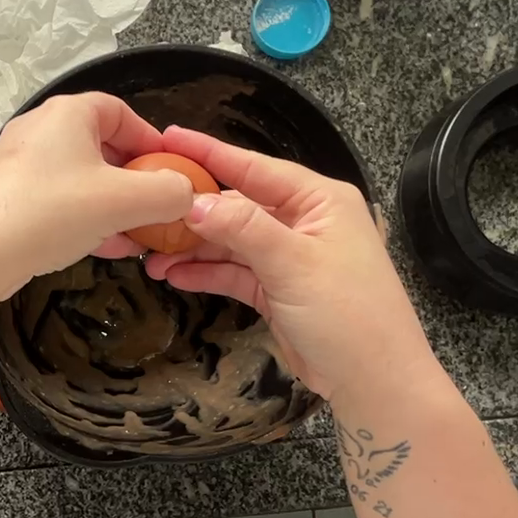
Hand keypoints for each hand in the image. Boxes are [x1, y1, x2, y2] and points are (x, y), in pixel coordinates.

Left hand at [0, 93, 196, 306]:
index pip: (120, 112)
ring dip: (108, 209)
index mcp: (68, 114)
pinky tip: (95, 249)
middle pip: (98, 149)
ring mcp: (14, 168)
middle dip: (131, 182)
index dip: (149, 140)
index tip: (168, 170)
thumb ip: (166, 193)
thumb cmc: (50, 213)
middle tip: (151, 211)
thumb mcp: (122, 201)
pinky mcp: (1, 202)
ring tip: (130, 238)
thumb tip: (186, 193)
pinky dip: (78, 222)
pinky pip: (52, 206)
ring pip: (76, 183)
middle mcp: (37, 131)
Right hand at [141, 126, 439, 403]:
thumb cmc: (348, 313)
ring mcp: (287, 258)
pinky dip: (205, 274)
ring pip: (230, 243)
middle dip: (192, 213)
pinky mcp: (276, 290)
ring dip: (192, 249)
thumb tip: (194, 203)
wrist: (371, 378)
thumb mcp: (293, 264)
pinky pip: (233, 273)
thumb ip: (243, 229)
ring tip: (150, 256)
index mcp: (319, 201)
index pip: (254, 168)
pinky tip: (174, 275)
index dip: (209, 154)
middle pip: (236, 207)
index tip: (168, 139)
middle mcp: (302, 223)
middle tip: (146, 213)